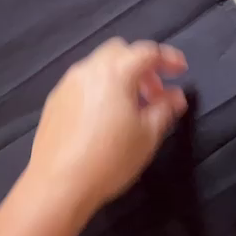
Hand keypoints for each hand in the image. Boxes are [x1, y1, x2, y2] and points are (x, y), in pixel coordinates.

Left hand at [22, 39, 189, 218]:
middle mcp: (88, 69)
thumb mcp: (147, 136)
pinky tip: (104, 117)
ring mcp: (67, 84)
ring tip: (131, 107)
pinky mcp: (54, 100)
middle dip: (141, 64)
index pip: (147, 52)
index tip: (181, 70)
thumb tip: (176, 95)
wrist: (57, 184)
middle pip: (120, 51)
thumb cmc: (109, 159)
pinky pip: (83, 83)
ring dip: (120, 76)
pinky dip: (100, 88)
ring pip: (99, 65)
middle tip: (155, 92)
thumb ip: (165, 109)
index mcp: (115, 72)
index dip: (168, 57)